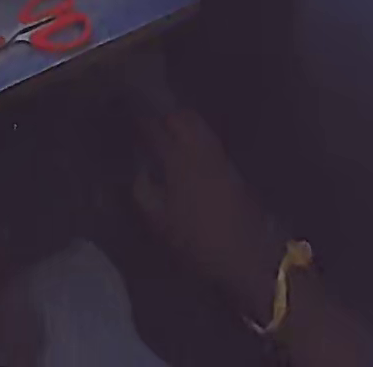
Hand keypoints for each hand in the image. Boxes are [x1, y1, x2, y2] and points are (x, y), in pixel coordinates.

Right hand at [131, 109, 285, 308]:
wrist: (252, 259)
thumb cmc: (199, 240)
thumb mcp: (159, 220)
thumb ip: (140, 189)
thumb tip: (132, 169)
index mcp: (176, 157)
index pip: (150, 125)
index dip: (135, 117)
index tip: (119, 113)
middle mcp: (197, 148)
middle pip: (178, 115)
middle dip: (159, 112)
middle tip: (144, 119)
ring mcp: (218, 156)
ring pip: (196, 124)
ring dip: (178, 121)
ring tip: (163, 129)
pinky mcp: (231, 167)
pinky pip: (206, 138)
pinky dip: (192, 135)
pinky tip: (184, 149)